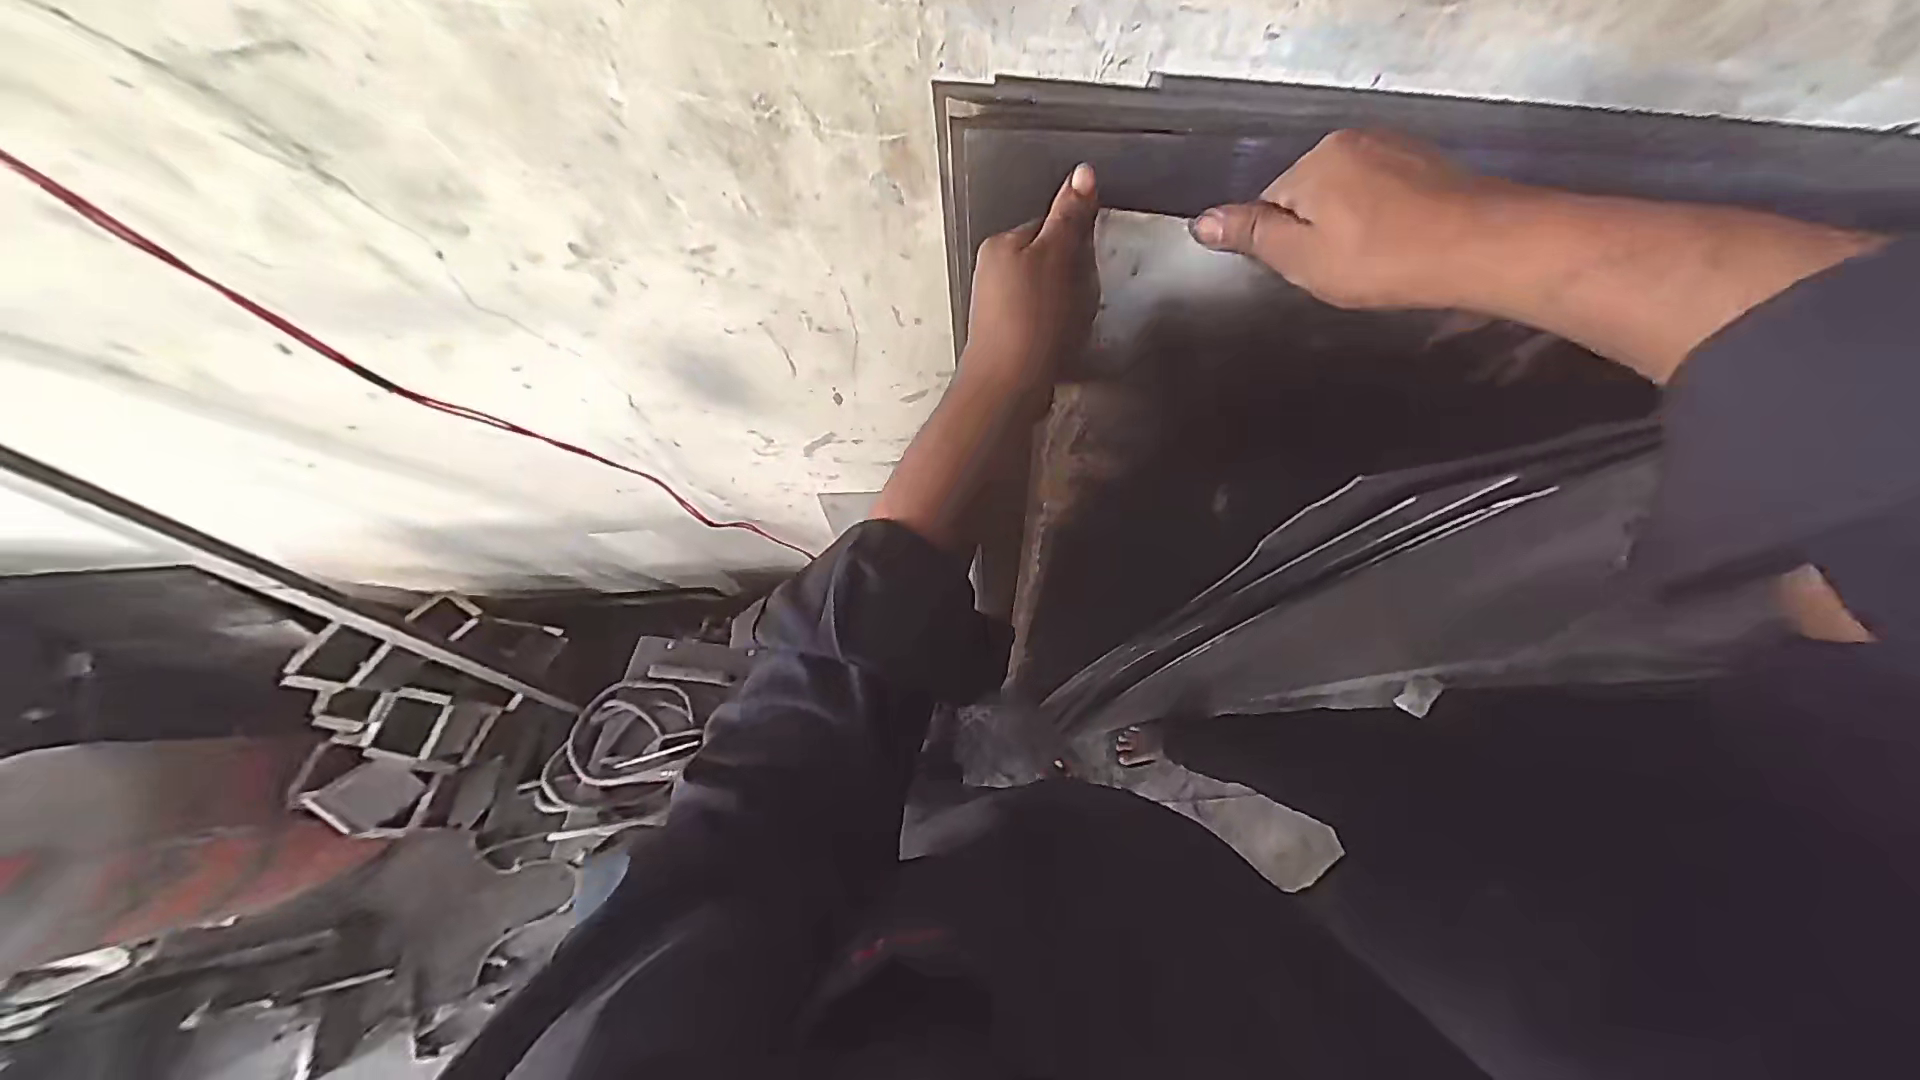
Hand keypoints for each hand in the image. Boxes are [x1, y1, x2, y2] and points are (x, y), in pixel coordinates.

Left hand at [962, 163, 1100, 397]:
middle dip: (1071, 278)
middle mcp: (992, 274)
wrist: (1008, 385)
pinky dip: (1056, 331)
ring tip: (1068, 326)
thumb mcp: (1056, 258)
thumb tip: (1083, 173)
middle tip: (1078, 298)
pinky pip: (1042, 324)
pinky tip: (1060, 344)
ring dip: (1067, 308)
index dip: (1074, 242)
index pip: (1048, 226)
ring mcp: (998, 309)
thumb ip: (1069, 217)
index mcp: (1000, 245)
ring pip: (1048, 296)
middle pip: (1048, 262)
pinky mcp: (1008, 339)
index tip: (1085, 263)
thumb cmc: (1032, 319)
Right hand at [1190, 130, 1495, 308]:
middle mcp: (1352, 142)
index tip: (1304, 269)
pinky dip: (1376, 222)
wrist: (1481, 249)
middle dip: (1311, 235)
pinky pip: (1376, 195)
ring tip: (1368, 261)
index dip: (1278, 246)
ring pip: (1341, 199)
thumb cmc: (1382, 258)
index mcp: (1315, 162)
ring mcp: (1392, 148)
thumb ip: (1250, 235)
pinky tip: (1391, 246)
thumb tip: (1201, 221)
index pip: (1267, 207)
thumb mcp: (1299, 256)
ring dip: (1345, 230)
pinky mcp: (1422, 164)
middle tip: (1336, 269)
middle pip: (1304, 199)